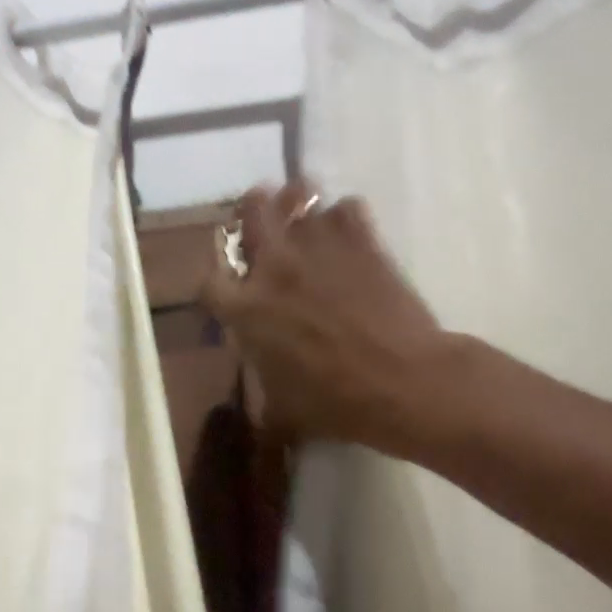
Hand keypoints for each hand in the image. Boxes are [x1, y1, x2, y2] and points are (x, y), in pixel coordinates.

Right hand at [202, 183, 455, 456]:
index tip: (228, 289)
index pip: (208, 279)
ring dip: (300, 207)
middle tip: (263, 226)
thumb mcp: (283, 410)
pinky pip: (347, 208)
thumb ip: (263, 395)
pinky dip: (344, 220)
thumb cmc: (335, 404)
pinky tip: (349, 238)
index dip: (216, 281)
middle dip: (252, 212)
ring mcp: (318, 247)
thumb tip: (264, 416)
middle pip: (251, 208)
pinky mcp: (362, 240)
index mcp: (245, 310)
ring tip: (306, 222)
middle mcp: (274, 267)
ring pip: (300, 196)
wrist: (402, 382)